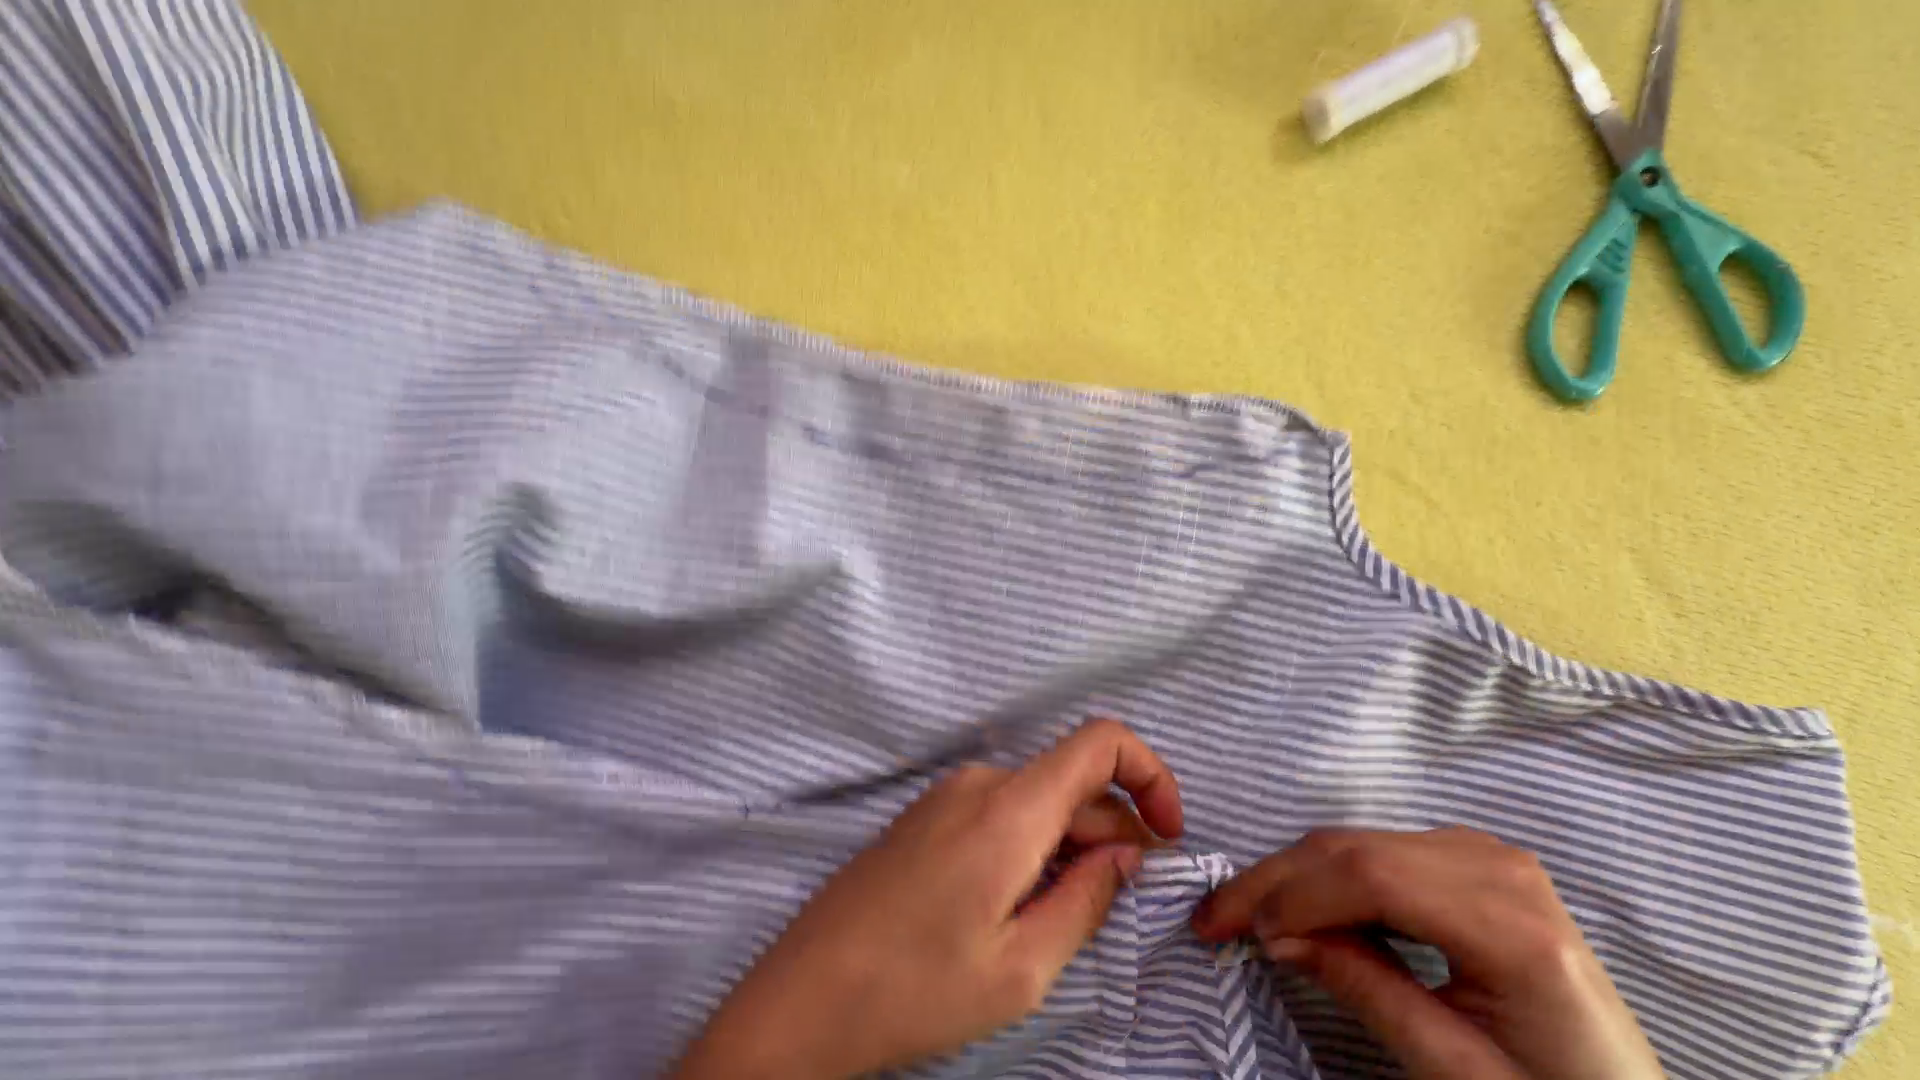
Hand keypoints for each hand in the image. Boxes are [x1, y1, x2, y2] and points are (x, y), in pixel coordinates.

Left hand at [671, 717, 1183, 1079]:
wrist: (801, 1000)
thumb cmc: (916, 990)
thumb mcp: (1022, 966)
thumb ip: (1088, 898)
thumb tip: (1127, 851)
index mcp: (1009, 808)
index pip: (1101, 742)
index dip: (1151, 776)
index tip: (1168, 837)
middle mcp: (976, 783)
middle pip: (1071, 782)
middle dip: (1112, 831)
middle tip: (1117, 905)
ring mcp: (942, 797)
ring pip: (1034, 801)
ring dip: (1069, 844)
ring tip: (1060, 918)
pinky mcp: (921, 820)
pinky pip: (997, 813)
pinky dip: (1029, 845)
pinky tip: (1014, 906)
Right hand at [1192, 827, 1663, 1079]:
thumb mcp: (1456, 1072)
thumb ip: (1367, 992)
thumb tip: (1276, 937)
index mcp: (1513, 925)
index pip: (1373, 875)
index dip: (1292, 894)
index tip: (1232, 930)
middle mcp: (1500, 866)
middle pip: (1357, 848)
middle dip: (1276, 880)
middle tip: (1215, 917)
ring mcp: (1490, 855)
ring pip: (1359, 842)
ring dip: (1296, 876)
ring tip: (1249, 917)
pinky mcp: (1476, 860)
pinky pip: (1380, 851)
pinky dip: (1330, 877)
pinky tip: (1305, 910)